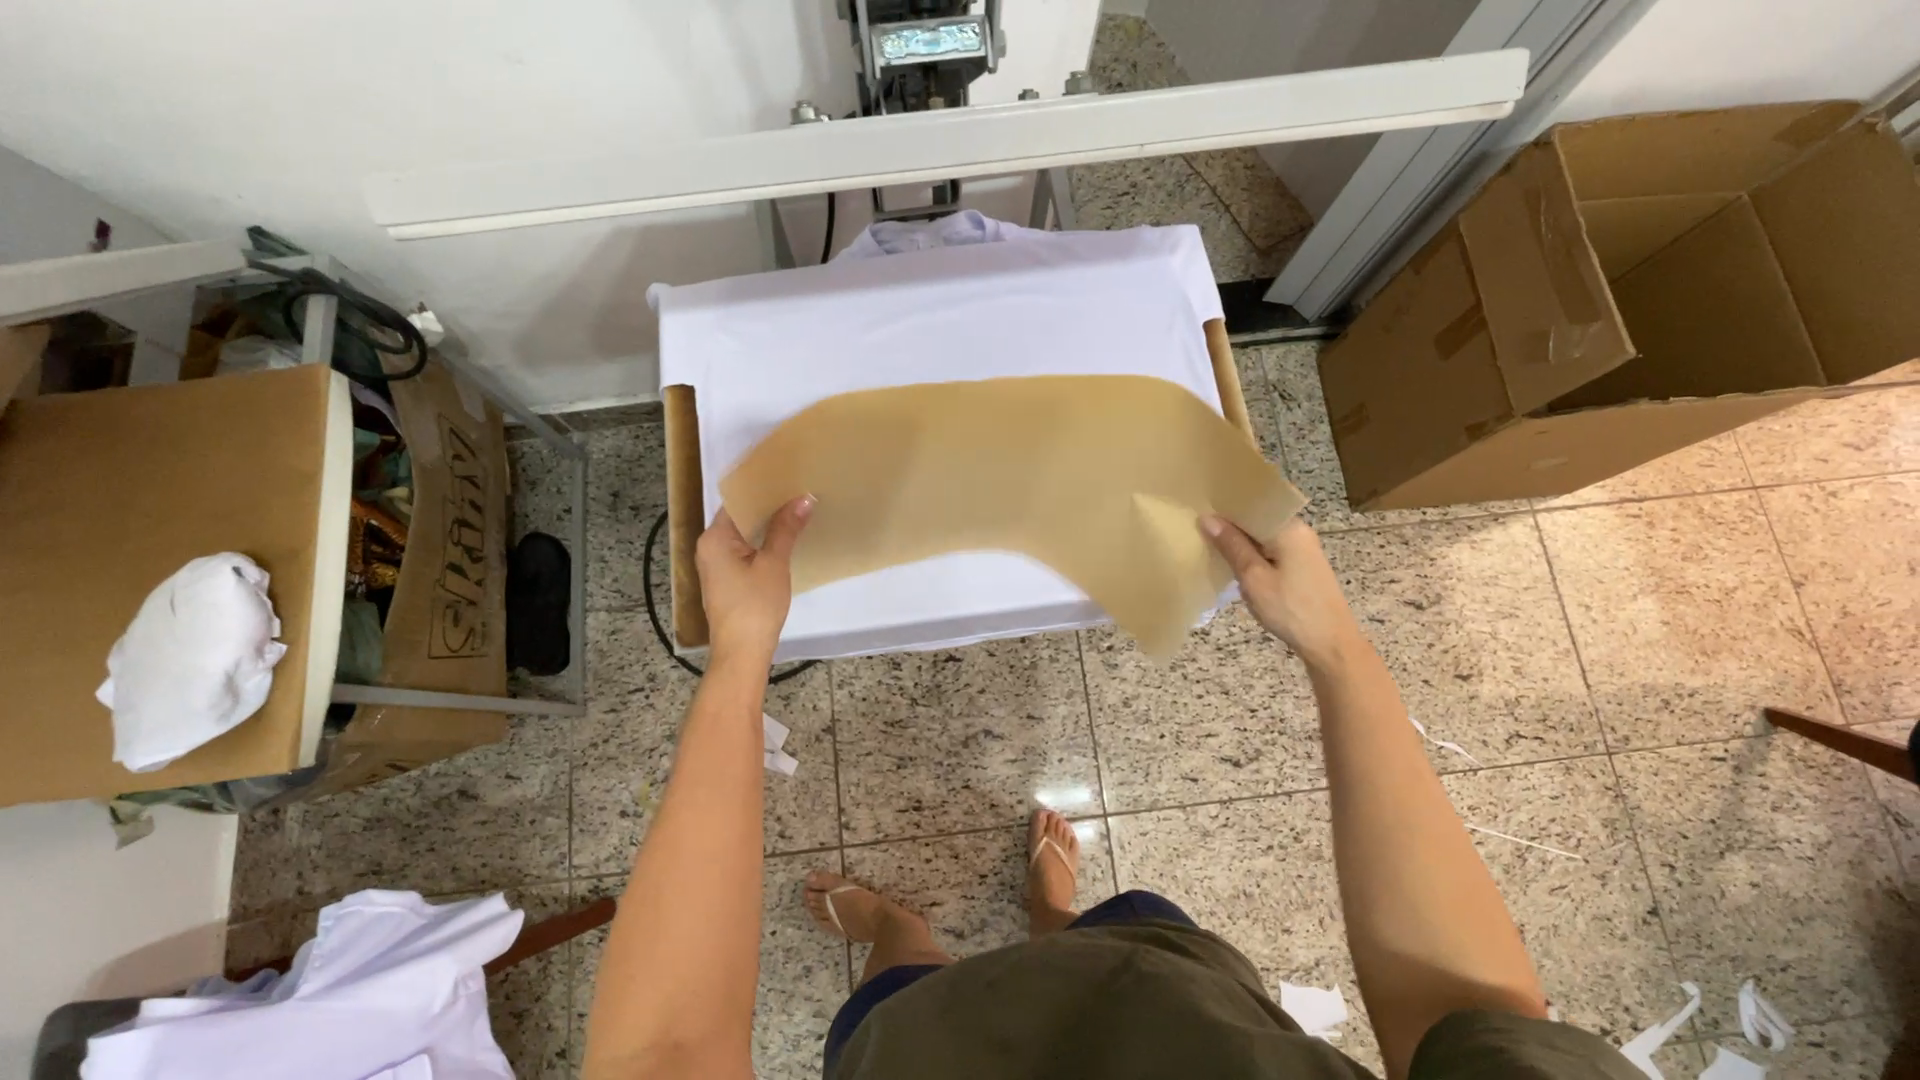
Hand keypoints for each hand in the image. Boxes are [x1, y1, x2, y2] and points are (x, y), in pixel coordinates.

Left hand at [696, 497, 813, 666]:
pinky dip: (762, 545)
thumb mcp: (774, 564)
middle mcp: (708, 548)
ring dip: (766, 528)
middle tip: (797, 492)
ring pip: (743, 537)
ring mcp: (716, 566)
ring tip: (796, 512)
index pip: (737, 503)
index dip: (762, 491)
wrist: (742, 652)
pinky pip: (744, 553)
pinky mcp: (726, 581)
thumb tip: (804, 499)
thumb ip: (786, 529)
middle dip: (767, 508)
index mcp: (714, 538)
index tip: (786, 479)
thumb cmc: (755, 606)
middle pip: (739, 519)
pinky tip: (784, 541)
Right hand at [1201, 515, 1363, 669]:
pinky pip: (1273, 552)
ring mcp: (1304, 550)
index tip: (1199, 514)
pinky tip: (1237, 567)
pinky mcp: (1304, 567)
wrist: (1330, 644)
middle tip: (1199, 532)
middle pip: (1259, 521)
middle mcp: (1299, 532)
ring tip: (1212, 548)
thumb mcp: (1253, 578)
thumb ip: (1231, 546)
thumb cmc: (1290, 609)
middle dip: (1231, 528)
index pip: (1252, 506)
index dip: (1225, 509)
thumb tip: (1208, 518)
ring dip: (1242, 545)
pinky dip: (1255, 557)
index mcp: (1289, 528)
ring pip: (1264, 539)